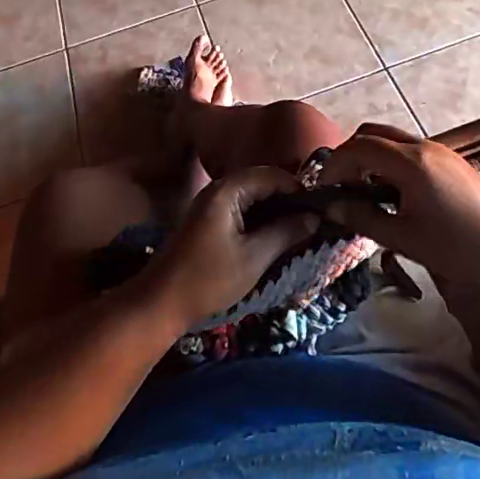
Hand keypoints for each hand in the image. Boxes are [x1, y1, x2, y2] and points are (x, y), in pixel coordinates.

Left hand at [145, 166, 318, 326]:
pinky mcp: (208, 220)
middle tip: (312, 218)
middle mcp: (218, 189)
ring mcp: (211, 204)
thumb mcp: (254, 257)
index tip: (320, 207)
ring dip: (275, 208)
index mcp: (228, 191)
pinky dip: (260, 217)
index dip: (298, 188)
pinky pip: (242, 207)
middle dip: (288, 198)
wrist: (159, 303)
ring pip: (252, 196)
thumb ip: (286, 232)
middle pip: (262, 182)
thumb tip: (314, 218)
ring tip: (299, 227)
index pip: (272, 175)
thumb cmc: (208, 278)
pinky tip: (275, 234)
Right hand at [316, 123, 479, 287]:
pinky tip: (395, 197)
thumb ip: (364, 219)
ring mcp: (442, 152)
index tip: (321, 187)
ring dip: (372, 158)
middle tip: (339, 186)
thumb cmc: (460, 247)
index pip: (359, 147)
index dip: (334, 163)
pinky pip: (412, 152)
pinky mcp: (453, 163)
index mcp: (409, 162)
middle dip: (350, 154)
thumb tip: (331, 208)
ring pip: (394, 141)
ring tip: (364, 195)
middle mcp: (424, 147)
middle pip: (374, 134)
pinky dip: (392, 164)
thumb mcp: (405, 239)